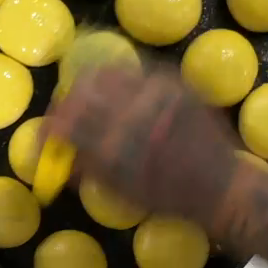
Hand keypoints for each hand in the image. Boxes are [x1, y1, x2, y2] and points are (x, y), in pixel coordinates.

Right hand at [43, 62, 244, 226]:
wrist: (223, 184)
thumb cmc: (170, 197)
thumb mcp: (122, 191)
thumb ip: (86, 168)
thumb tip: (53, 153)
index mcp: (119, 144)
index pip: (68, 123)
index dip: (50, 127)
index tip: (45, 135)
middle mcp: (136, 111)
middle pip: (83, 90)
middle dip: (66, 103)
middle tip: (63, 116)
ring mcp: (158, 91)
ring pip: (106, 73)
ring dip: (89, 87)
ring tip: (88, 101)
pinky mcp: (174, 81)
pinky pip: (135, 70)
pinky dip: (119, 81)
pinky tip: (118, 94)